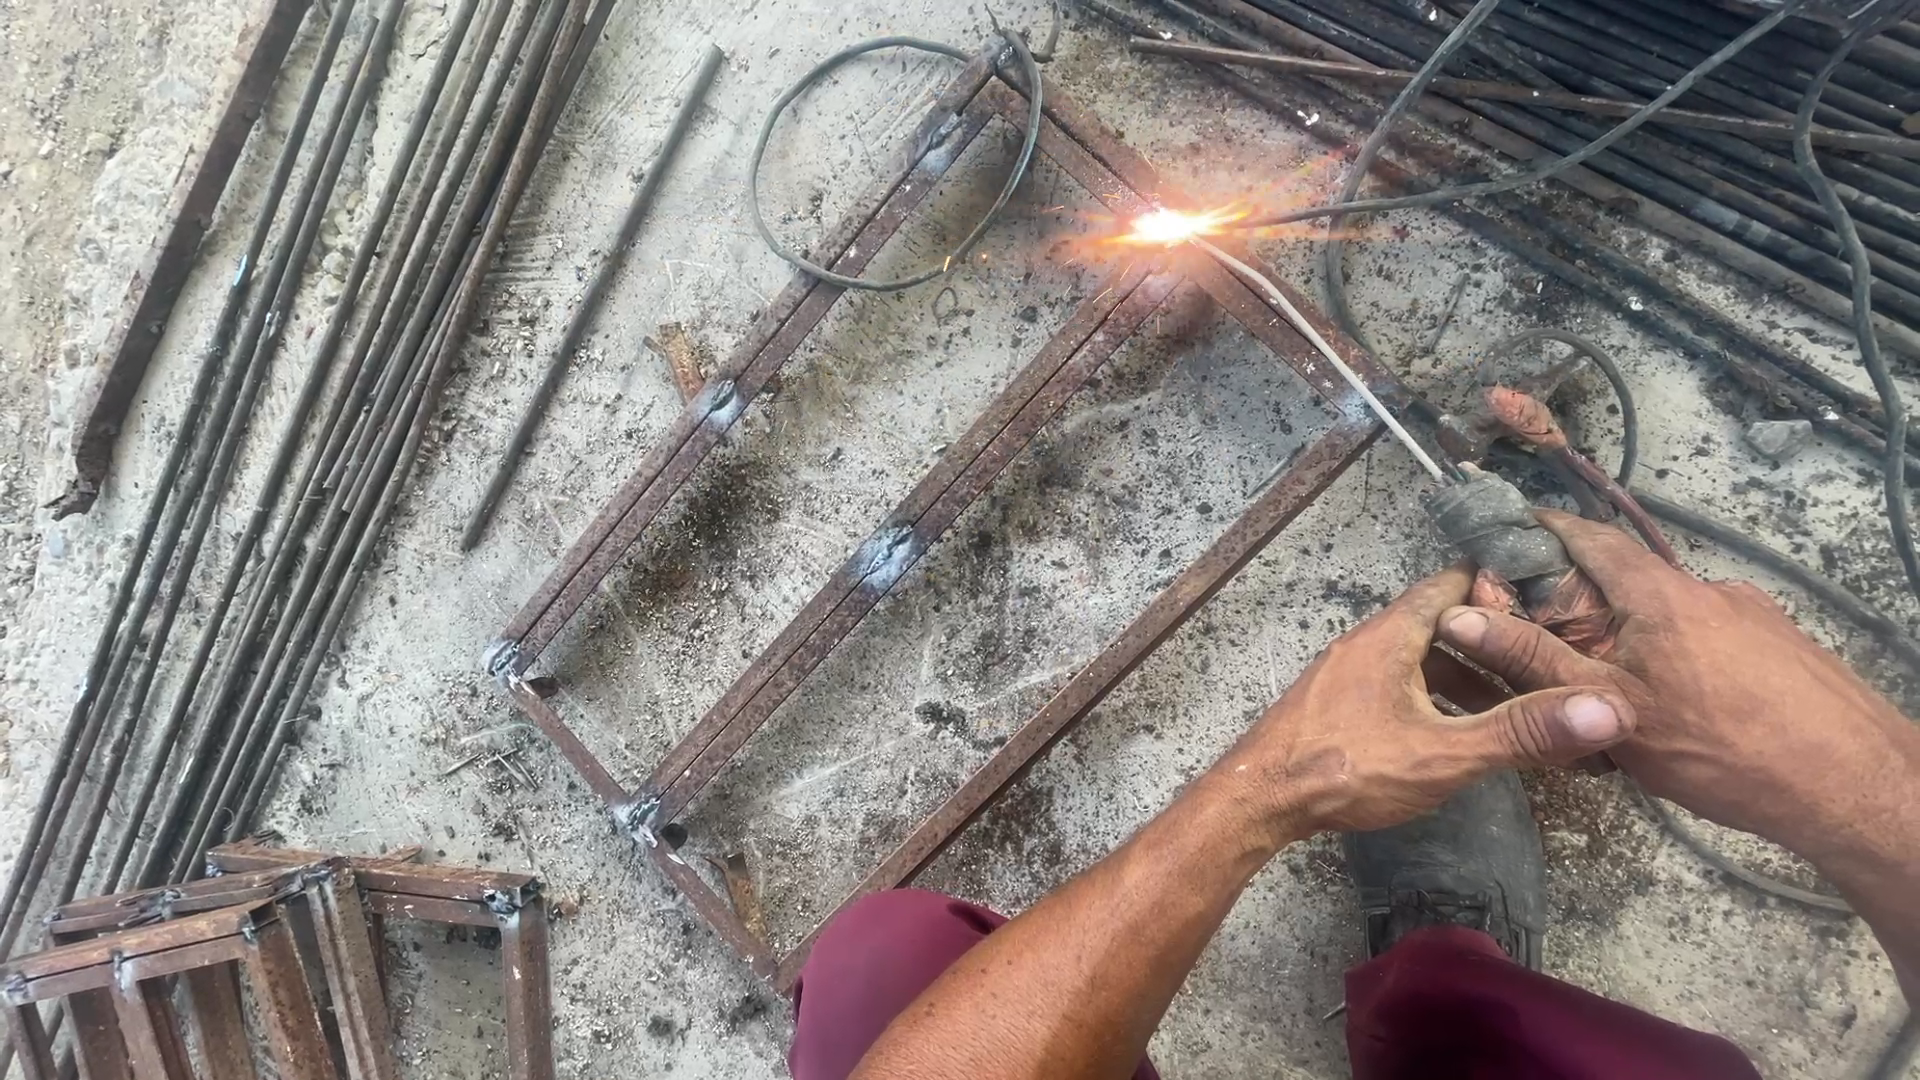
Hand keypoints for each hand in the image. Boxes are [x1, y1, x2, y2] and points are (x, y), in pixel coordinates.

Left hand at [1211, 564, 1635, 839]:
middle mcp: (1362, 644)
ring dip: (1461, 677)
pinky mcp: (1334, 701)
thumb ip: (1521, 732)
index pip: (1445, 587)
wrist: (1261, 796)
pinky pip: (1393, 683)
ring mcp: (1343, 673)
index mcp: (1387, 637)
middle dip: (1490, 641)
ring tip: (1514, 709)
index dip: (1494, 584)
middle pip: (1435, 625)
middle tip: (1548, 662)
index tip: (1548, 593)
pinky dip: (1430, 696)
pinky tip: (1453, 732)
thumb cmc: (1347, 767)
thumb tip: (1610, 708)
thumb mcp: (1443, 753)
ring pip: (1413, 659)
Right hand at [1436, 510, 1917, 850]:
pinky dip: (1674, 652)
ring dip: (1632, 632)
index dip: (1545, 527)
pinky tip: (1674, 701)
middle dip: (1581, 597)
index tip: (1506, 529)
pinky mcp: (1788, 648)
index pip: (1592, 537)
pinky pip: (1709, 636)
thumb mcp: (1607, 704)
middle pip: (1628, 578)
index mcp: (1662, 595)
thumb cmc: (1723, 747)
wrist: (1874, 799)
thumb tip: (1455, 616)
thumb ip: (1531, 657)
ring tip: (1608, 682)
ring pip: (1669, 612)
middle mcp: (1711, 592)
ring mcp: (1758, 618)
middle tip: (1543, 634)